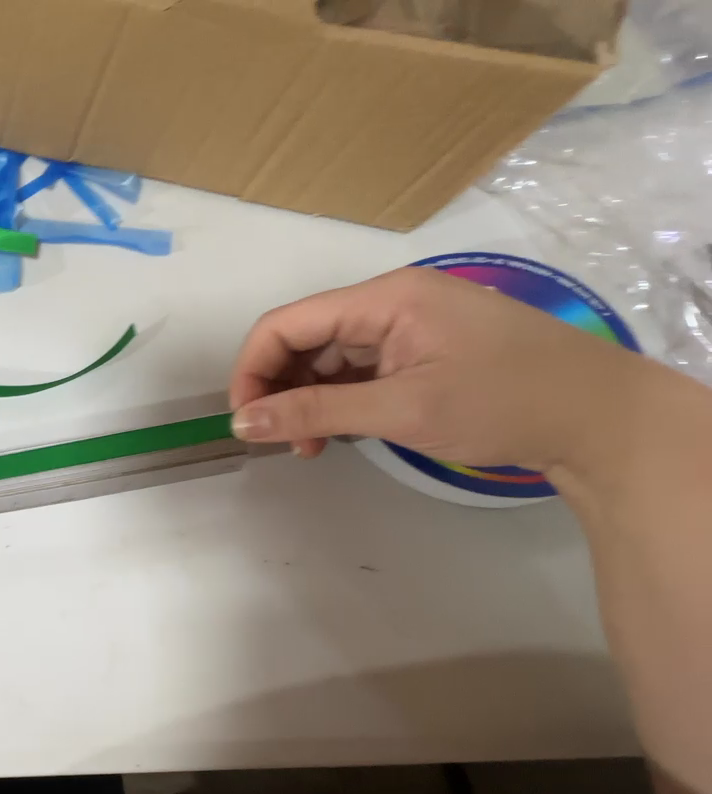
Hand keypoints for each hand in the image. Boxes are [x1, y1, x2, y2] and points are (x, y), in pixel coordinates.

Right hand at [228, 266, 652, 474]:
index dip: (251, 371)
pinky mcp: (418, 349)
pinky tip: (338, 432)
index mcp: (386, 299)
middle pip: (300, 340)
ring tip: (311, 445)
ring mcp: (405, 326)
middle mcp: (390, 303)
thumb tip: (240, 422)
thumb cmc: (504, 403)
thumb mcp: (400, 410)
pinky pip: (352, 370)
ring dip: (304, 402)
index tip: (246, 421)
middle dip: (278, 390)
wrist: (603, 419)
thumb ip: (313, 413)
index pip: (284, 325)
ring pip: (322, 359)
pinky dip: (334, 402)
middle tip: (282, 440)